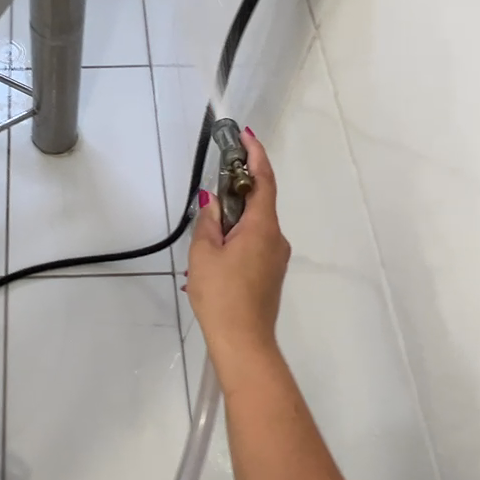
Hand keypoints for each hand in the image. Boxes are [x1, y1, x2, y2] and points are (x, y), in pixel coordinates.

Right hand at [186, 127, 290, 372]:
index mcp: (262, 227)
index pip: (263, 181)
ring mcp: (276, 258)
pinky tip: (212, 260)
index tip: (246, 136)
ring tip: (203, 241)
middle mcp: (276, 238)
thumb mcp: (204, 253)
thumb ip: (208, 221)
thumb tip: (212, 200)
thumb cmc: (221, 294)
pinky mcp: (270, 274)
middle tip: (210, 192)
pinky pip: (253, 245)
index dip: (255, 156)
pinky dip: (234, 241)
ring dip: (231, 223)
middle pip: (257, 204)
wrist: (243, 342)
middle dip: (235, 194)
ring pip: (253, 227)